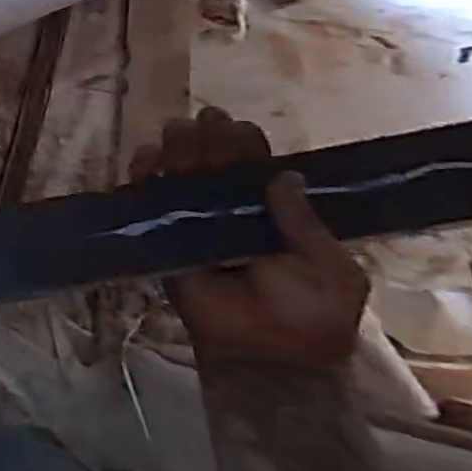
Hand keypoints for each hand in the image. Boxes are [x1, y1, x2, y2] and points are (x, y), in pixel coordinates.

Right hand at [130, 107, 368, 368]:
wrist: (267, 351)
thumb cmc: (310, 312)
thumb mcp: (329, 265)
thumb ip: (302, 223)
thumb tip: (283, 173)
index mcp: (273, 216)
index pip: (254, 170)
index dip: (243, 145)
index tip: (232, 122)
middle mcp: (230, 214)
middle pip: (212, 169)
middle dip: (204, 141)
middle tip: (198, 119)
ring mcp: (193, 226)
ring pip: (178, 180)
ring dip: (173, 153)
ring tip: (172, 131)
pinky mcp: (163, 240)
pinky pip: (148, 206)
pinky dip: (142, 182)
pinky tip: (144, 161)